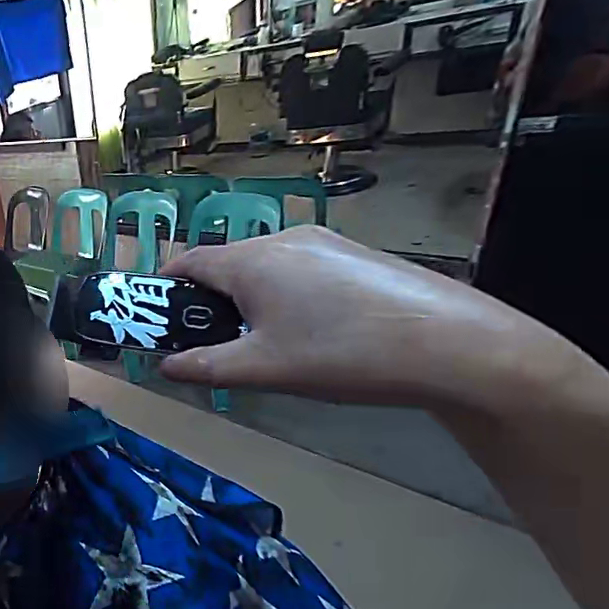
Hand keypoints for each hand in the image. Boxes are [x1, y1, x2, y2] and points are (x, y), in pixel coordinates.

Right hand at [159, 226, 593, 415]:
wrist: (449, 344)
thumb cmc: (340, 354)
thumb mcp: (263, 368)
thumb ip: (206, 366)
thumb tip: (164, 367)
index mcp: (250, 260)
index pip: (189, 261)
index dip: (165, 287)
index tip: (160, 317)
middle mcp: (282, 239)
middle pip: (227, 263)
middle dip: (210, 300)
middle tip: (216, 343)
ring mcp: (323, 242)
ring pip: (266, 266)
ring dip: (250, 297)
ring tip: (268, 342)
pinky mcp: (354, 254)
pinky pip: (301, 268)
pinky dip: (286, 293)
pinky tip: (315, 330)